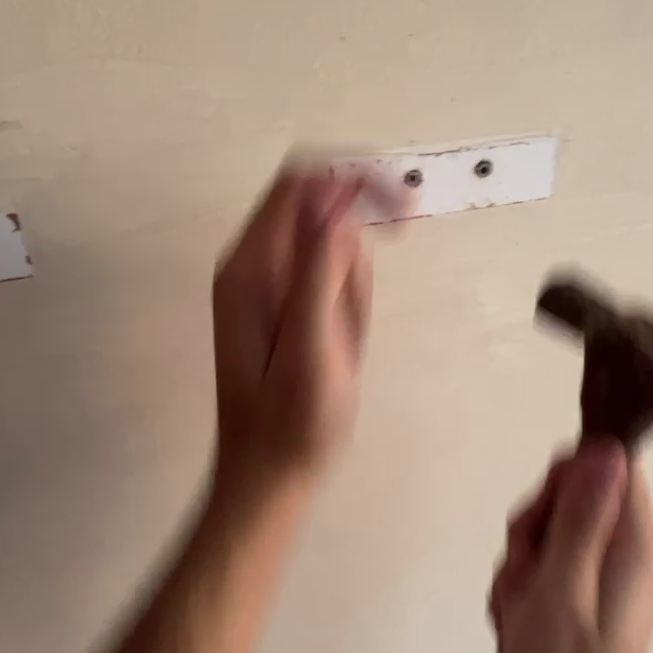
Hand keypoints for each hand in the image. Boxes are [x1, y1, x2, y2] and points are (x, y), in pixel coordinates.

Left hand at [210, 160, 374, 493]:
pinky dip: (348, 303)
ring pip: (328, 246)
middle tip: (360, 310)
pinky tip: (342, 346)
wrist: (269, 474)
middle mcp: (252, 264)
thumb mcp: (312, 349)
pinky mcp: (284, 303)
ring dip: (352, 285)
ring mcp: (267, 284)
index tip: (402, 205)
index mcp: (250, 267)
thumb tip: (339, 204)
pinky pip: (328, 278)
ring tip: (344, 343)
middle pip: (316, 207)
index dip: (353, 178)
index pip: (300, 182)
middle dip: (357, 246)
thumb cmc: (291, 424)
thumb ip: (320, 273)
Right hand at [489, 439, 652, 652]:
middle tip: (522, 570)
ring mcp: (608, 577)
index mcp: (632, 543)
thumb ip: (582, 516)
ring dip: (522, 563)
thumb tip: (606, 449)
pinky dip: (526, 586)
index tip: (539, 518)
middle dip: (533, 529)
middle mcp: (627, 553)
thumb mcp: (563, 584)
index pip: (608, 469)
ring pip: (552, 535)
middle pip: (572, 500)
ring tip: (516, 606)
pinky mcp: (590, 598)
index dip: (565, 481)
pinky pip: (551, 568)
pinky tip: (517, 617)